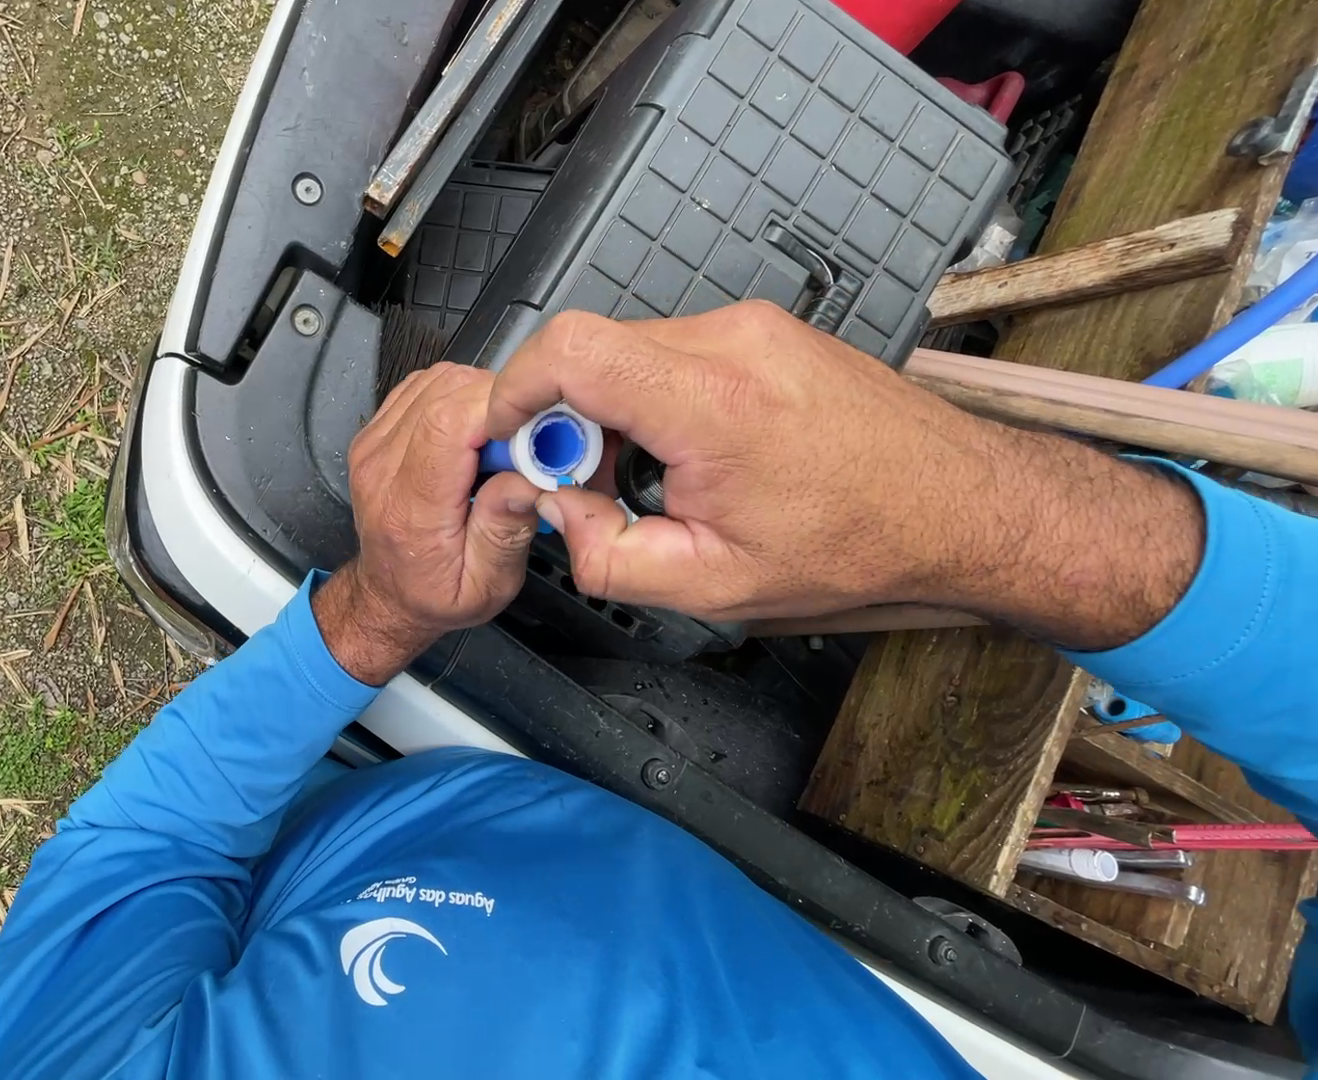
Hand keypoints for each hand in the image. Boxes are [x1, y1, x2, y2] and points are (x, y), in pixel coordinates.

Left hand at [314, 364, 542, 683]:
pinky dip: (458, 398)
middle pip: (447, 392)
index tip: (534, 431)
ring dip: (481, 399)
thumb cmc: (434, 594)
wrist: (389, 597)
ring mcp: (374, 445)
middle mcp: (383, 467)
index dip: (499, 411)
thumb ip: (506, 532)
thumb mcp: (486, 585)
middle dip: (500, 404)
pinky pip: (423, 388)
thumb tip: (528, 481)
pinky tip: (473, 434)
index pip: (447, 422)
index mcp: (409, 507)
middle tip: (523, 442)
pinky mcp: (376, 433)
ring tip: (497, 443)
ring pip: (438, 381)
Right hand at [485, 302, 1201, 648]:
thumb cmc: (857, 545)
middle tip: (574, 483)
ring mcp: (745, 328)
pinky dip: (636, 402)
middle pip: (585, 349)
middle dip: (555, 417)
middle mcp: (728, 343)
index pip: (572, 350)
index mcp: (713, 404)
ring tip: (630, 479)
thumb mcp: (710, 587)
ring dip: (598, 413)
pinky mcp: (754, 332)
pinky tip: (664, 455)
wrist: (966, 507)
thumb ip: (605, 556)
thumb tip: (557, 509)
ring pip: (619, 351)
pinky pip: (659, 353)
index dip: (514, 388)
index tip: (505, 436)